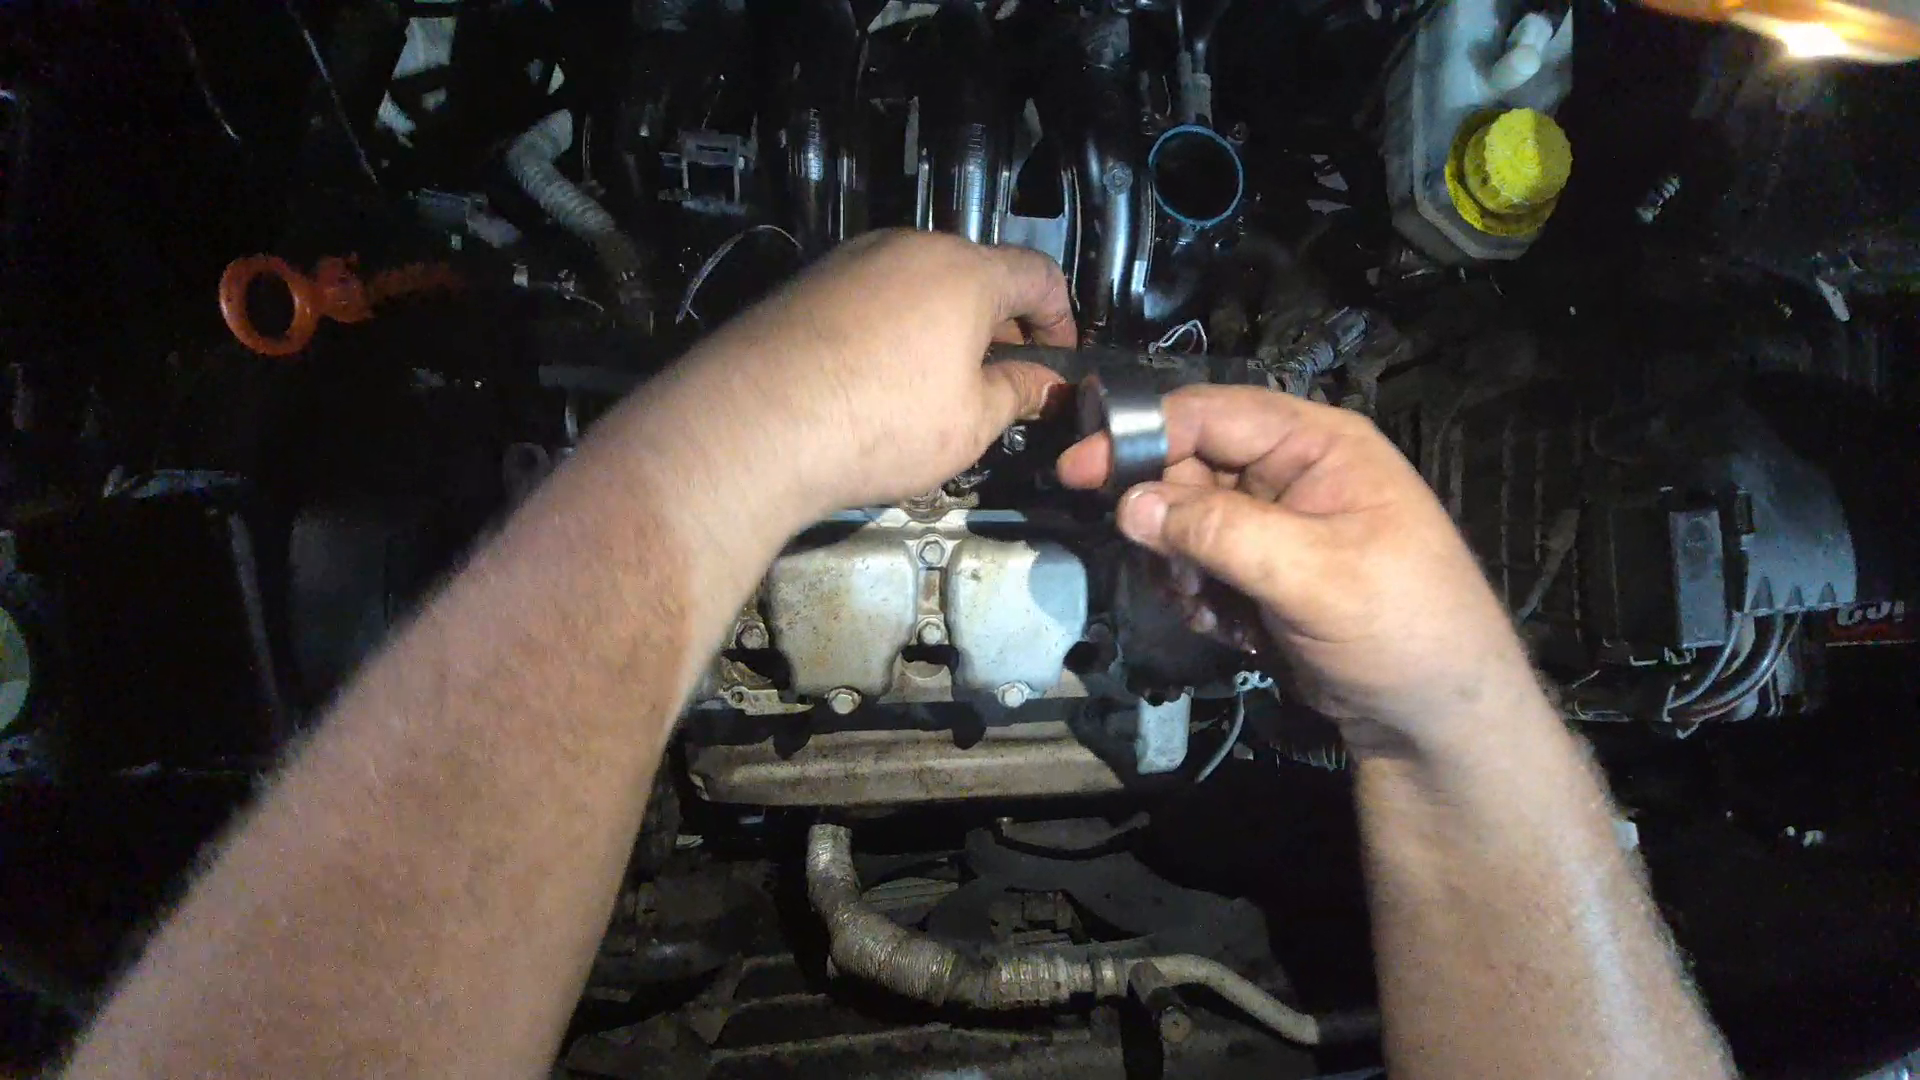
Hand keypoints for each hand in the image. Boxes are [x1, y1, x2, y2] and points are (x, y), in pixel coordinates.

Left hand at [684, 230, 1074, 513]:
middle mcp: (908, 249)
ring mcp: (853, 262)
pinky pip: (876, 299)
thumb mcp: (971, 421)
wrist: (757, 424)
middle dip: (1001, 327)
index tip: (1057, 358)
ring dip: (948, 329)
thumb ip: (1017, 393)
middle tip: (1003, 381)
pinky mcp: (811, 285)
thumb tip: (1044, 384)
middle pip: (976, 277)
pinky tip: (885, 381)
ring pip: (922, 287)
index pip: (1038, 275)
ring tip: (942, 388)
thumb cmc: (882, 422)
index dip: (1060, 318)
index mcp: (964, 271)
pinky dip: (899, 330)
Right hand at [1058, 385, 1535, 755]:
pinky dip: (1189, 593)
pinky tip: (1225, 625)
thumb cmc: (1401, 629)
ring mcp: (1265, 520)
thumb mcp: (1315, 575)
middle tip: (1171, 575)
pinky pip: (1188, 561)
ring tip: (1209, 608)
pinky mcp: (1250, 566)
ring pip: (1176, 520)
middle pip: (1183, 468)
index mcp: (1313, 443)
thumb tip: (1128, 505)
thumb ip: (1219, 532)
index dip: (1140, 435)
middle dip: (1164, 522)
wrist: (1431, 720)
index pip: (1208, 415)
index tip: (1077, 468)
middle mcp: (1284, 470)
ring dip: (1175, 567)